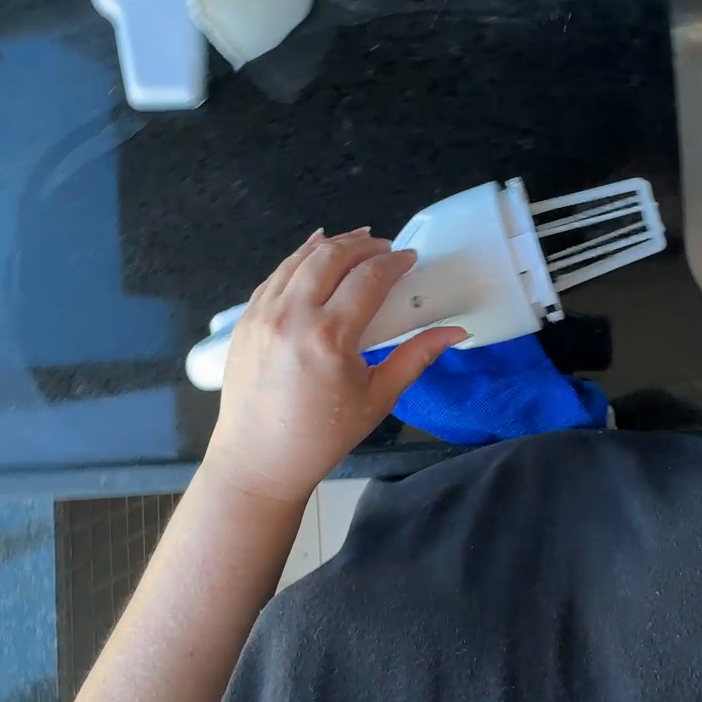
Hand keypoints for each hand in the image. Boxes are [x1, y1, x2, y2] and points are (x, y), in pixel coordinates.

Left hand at [201, 229, 466, 504]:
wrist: (259, 460)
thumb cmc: (323, 436)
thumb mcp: (379, 398)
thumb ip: (417, 356)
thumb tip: (456, 332)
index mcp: (330, 337)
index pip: (369, 278)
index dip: (394, 262)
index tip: (410, 259)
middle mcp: (292, 316)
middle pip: (332, 256)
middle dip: (364, 245)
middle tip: (385, 248)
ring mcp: (262, 315)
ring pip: (299, 259)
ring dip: (331, 244)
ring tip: (357, 241)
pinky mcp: (245, 321)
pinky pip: (275, 276)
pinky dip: (298, 258)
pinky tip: (314, 251)